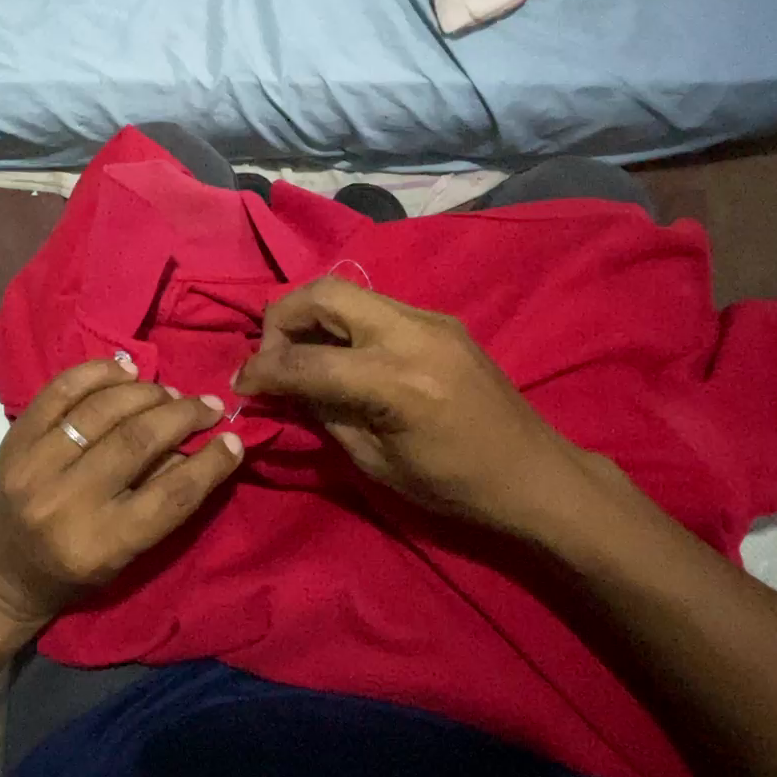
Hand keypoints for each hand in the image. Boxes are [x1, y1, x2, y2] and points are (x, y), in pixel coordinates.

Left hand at [0, 359, 243, 629]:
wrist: (4, 571)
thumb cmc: (74, 573)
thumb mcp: (125, 556)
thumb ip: (159, 502)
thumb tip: (196, 447)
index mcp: (98, 545)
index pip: (168, 497)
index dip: (209, 465)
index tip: (235, 441)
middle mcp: (64, 503)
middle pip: (136, 442)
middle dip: (182, 416)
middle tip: (209, 404)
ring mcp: (33, 466)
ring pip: (101, 410)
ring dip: (145, 393)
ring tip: (170, 392)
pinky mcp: (15, 440)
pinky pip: (60, 391)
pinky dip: (96, 373)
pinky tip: (126, 370)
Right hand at [232, 277, 602, 538]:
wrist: (536, 475)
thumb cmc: (455, 486)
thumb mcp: (375, 463)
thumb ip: (322, 414)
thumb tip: (280, 388)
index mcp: (398, 382)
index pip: (306, 360)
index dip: (262, 369)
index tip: (240, 384)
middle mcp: (413, 334)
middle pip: (323, 293)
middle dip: (281, 319)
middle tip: (270, 357)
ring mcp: (430, 318)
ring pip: (346, 291)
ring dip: (310, 316)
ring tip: (298, 355)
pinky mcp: (439, 319)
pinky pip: (372, 305)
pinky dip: (340, 322)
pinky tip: (339, 355)